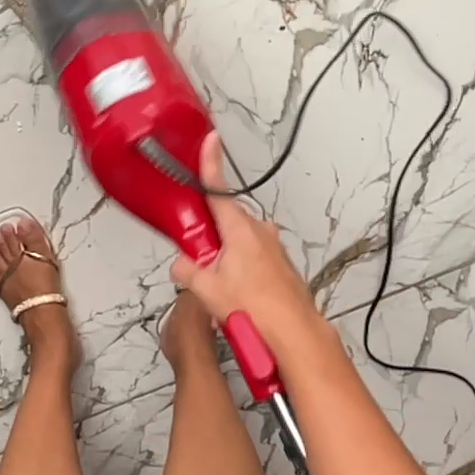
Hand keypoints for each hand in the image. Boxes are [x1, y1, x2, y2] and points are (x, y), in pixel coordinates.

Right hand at [170, 133, 323, 344]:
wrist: (293, 333)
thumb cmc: (258, 309)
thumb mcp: (206, 289)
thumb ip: (187, 270)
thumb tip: (180, 265)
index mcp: (239, 229)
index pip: (219, 189)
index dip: (212, 163)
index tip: (211, 141)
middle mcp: (260, 233)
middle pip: (226, 220)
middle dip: (209, 235)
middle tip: (197, 259)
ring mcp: (273, 249)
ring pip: (240, 242)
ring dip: (226, 256)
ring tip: (219, 287)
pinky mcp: (281, 267)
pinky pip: (253, 259)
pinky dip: (241, 270)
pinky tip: (237, 295)